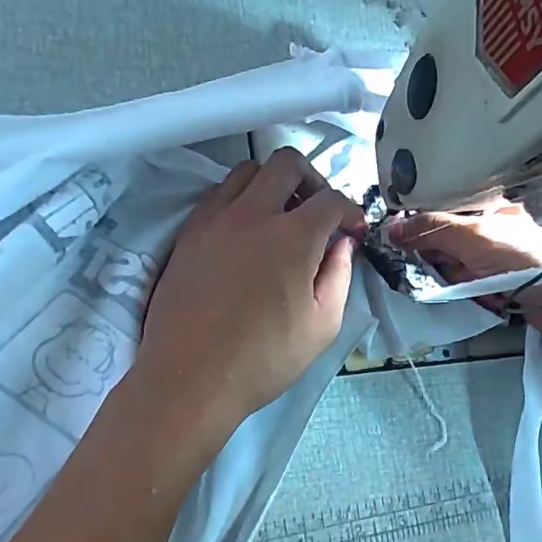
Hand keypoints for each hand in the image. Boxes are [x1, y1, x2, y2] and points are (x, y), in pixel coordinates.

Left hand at [134, 147, 366, 427]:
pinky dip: (240, 200)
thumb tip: (342, 244)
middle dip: (313, 179)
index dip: (351, 210)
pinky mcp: (188, 234)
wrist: (190, 378)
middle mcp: (252, 214)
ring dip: (272, 183)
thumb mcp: (322, 325)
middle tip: (318, 212)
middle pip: (287, 162)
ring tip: (280, 218)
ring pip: (247, 171)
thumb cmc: (264, 359)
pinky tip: (246, 234)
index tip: (354, 230)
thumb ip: (339, 275)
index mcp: (293, 237)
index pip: (331, 198)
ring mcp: (214, 220)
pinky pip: (218, 195)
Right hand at [384, 205, 541, 333]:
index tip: (389, 238)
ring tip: (447, 280)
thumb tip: (389, 228)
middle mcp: (485, 228)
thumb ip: (430, 230)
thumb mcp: (472, 236)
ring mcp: (490, 257)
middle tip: (415, 265)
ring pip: (449, 264)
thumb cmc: (522, 258)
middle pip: (440, 238)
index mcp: (483, 206)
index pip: (436, 209)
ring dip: (443, 276)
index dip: (412, 223)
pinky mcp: (495, 282)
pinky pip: (464, 284)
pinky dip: (459, 289)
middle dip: (426, 254)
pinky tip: (463, 292)